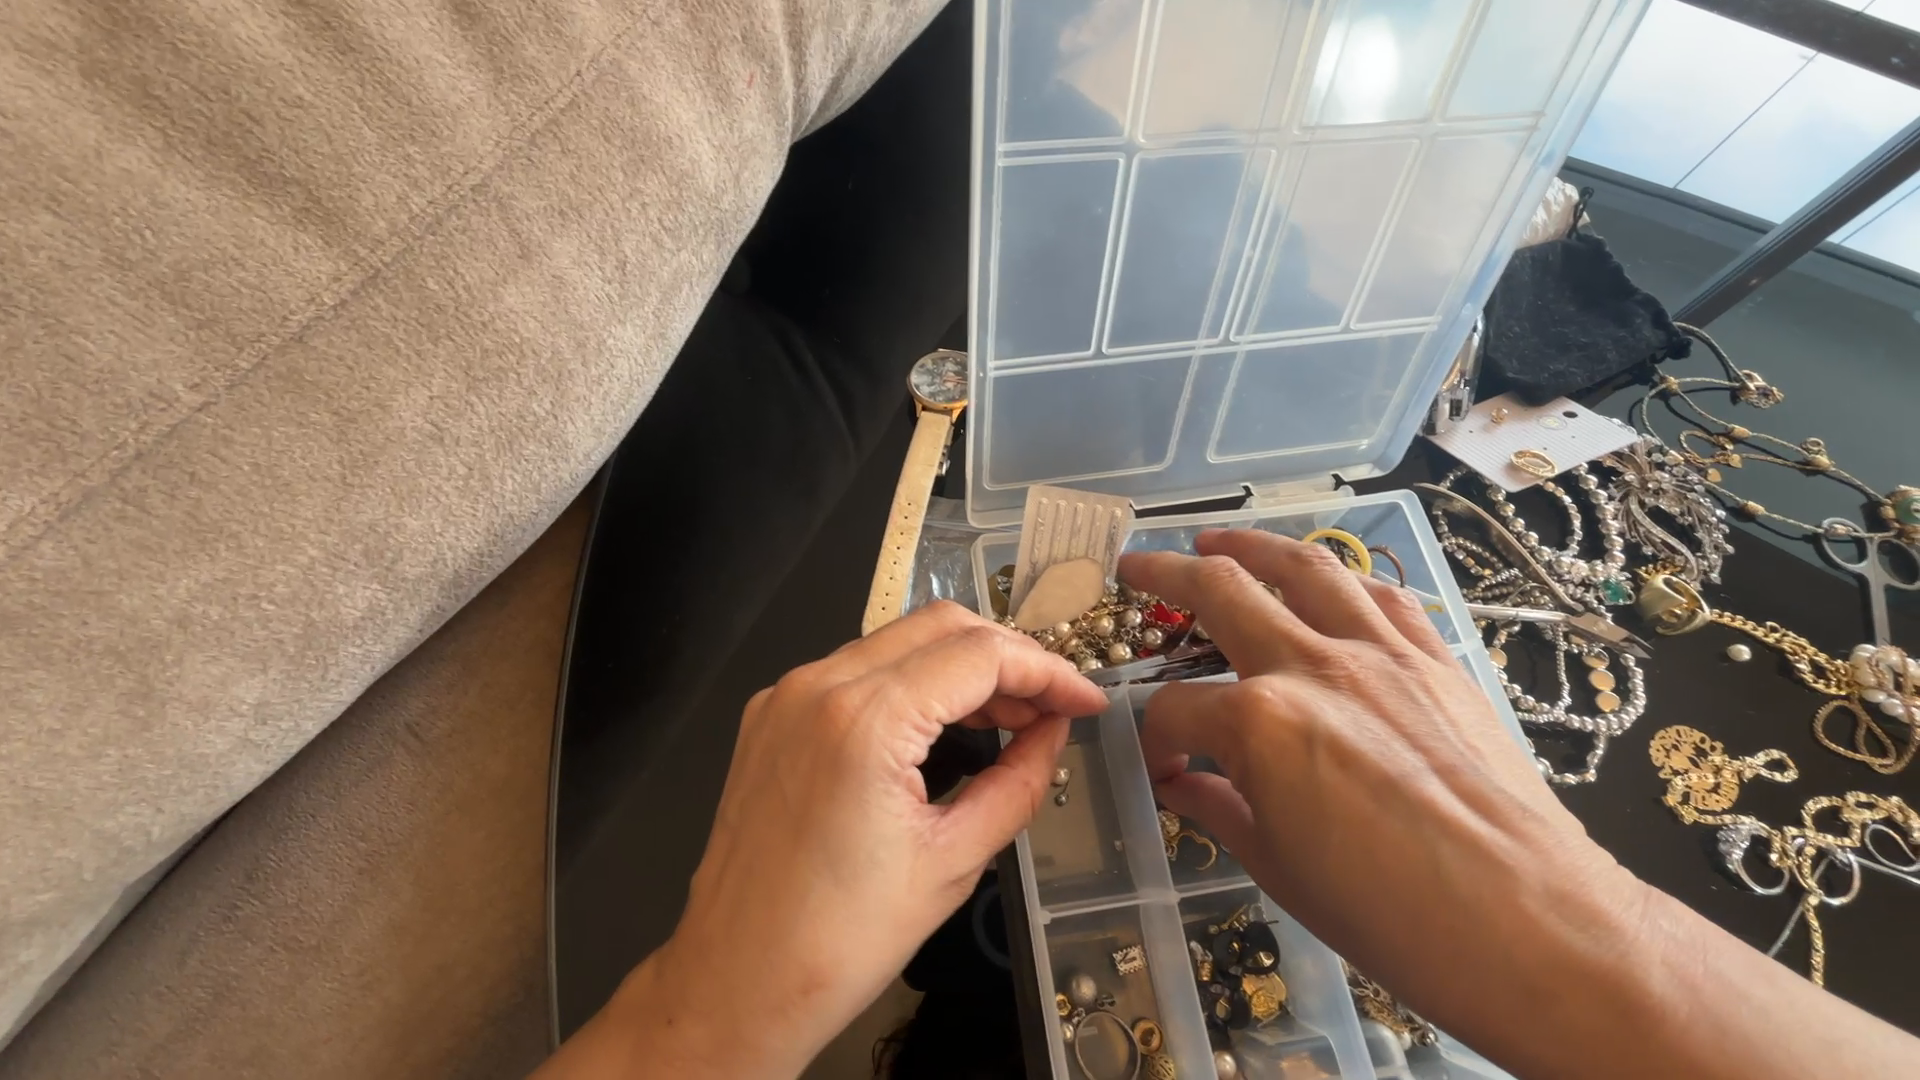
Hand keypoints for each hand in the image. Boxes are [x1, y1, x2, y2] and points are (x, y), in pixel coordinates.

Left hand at [541, 602, 1106, 1079]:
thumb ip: (1019, 779)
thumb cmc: (844, 937)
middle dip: (1008, 656)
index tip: (1085, 702)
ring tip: (1008, 715)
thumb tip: (1055, 731)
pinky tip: (942, 721)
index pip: (980, 655)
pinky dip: (912, 682)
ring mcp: (787, 692)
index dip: (1047, 671)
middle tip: (1050, 705)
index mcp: (865, 719)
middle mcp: (819, 683)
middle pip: (940, 625)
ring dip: (961, 666)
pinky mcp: (772, 711)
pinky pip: (858, 669)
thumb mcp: (954, 858)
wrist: (734, 979)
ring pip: (898, 640)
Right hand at [1119, 530, 1644, 1058]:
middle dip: (1164, 573)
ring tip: (1218, 539)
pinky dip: (1344, 582)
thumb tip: (1183, 785)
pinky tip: (1328, 585)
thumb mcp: (1276, 866)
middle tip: (1135, 565)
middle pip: (1221, 592)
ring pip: (1304, 567)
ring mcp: (1380, 655)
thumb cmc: (1390, 914)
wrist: (1533, 928)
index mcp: (1259, 723)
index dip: (1154, 739)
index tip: (1163, 769)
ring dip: (1251, 545)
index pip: (1175, 711)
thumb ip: (1216, 807)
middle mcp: (1313, 666)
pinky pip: (1384, 597)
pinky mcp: (1436, 662)